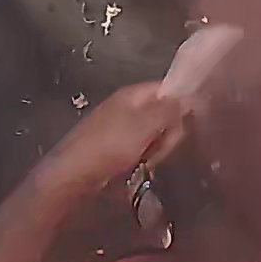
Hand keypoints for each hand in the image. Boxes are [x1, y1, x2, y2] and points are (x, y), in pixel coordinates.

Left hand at [32, 83, 189, 204]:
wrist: (74, 173)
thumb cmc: (110, 145)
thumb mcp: (145, 124)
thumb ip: (168, 110)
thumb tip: (186, 99)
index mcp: (132, 94)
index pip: (167, 88)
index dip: (180, 104)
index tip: (184, 124)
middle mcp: (127, 106)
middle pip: (163, 113)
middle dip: (168, 131)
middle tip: (161, 146)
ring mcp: (120, 127)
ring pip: (154, 133)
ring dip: (157, 148)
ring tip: (148, 160)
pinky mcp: (116, 146)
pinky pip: (141, 147)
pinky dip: (144, 157)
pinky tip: (140, 166)